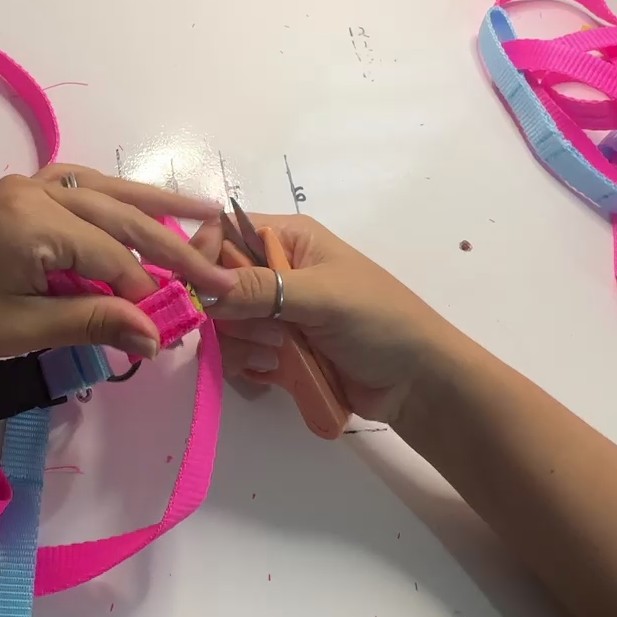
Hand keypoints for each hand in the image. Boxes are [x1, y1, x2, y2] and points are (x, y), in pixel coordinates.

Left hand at [0, 165, 234, 374]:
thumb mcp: (22, 330)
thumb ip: (93, 321)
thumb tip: (158, 333)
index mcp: (32, 221)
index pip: (112, 253)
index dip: (146, 289)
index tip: (178, 322)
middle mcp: (33, 190)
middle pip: (118, 213)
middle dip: (171, 244)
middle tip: (219, 272)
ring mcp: (24, 186)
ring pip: (104, 190)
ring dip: (152, 205)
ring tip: (203, 212)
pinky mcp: (18, 195)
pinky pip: (79, 189)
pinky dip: (115, 200)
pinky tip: (138, 207)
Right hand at [193, 212, 470, 424]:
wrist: (418, 384)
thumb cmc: (379, 321)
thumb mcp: (322, 297)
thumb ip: (261, 289)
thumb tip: (201, 291)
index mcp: (287, 239)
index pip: (222, 233)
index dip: (202, 259)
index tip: (198, 292)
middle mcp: (274, 270)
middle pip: (215, 283)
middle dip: (229, 312)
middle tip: (264, 331)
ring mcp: (272, 312)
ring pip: (221, 322)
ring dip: (240, 342)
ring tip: (276, 354)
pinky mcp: (273, 347)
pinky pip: (234, 352)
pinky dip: (247, 363)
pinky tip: (275, 371)